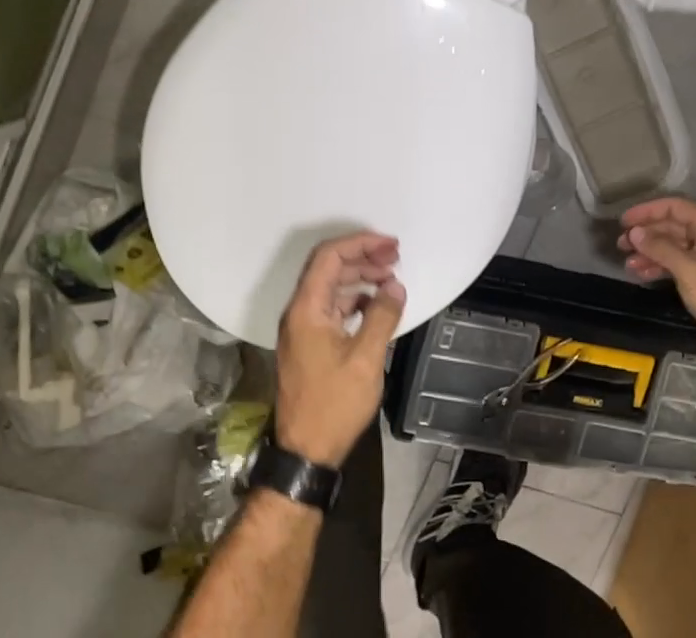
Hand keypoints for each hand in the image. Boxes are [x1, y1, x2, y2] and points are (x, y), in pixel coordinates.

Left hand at [274, 232, 406, 466]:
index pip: (328, 258)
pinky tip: (377, 306)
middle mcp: (299, 313)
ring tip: (391, 280)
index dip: (359, 244)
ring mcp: (303, 330)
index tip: (390, 246)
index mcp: (306, 310)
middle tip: (396, 258)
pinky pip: (332, 309)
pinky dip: (355, 300)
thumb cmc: (334, 403)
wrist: (307, 450)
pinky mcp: (310, 345)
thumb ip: (381, 317)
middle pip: (328, 269)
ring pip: (331, 288)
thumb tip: (395, 287)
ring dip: (360, 278)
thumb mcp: (366, 359)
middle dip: (362, 258)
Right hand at [619, 197, 695, 362]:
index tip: (624, 221)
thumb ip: (660, 248)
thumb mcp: (687, 270)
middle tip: (621, 244)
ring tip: (628, 263)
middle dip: (647, 233)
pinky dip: (661, 266)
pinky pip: (679, 262)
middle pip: (673, 225)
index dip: (648, 210)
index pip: (675, 207)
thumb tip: (635, 232)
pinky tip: (642, 274)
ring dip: (650, 252)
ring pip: (674, 246)